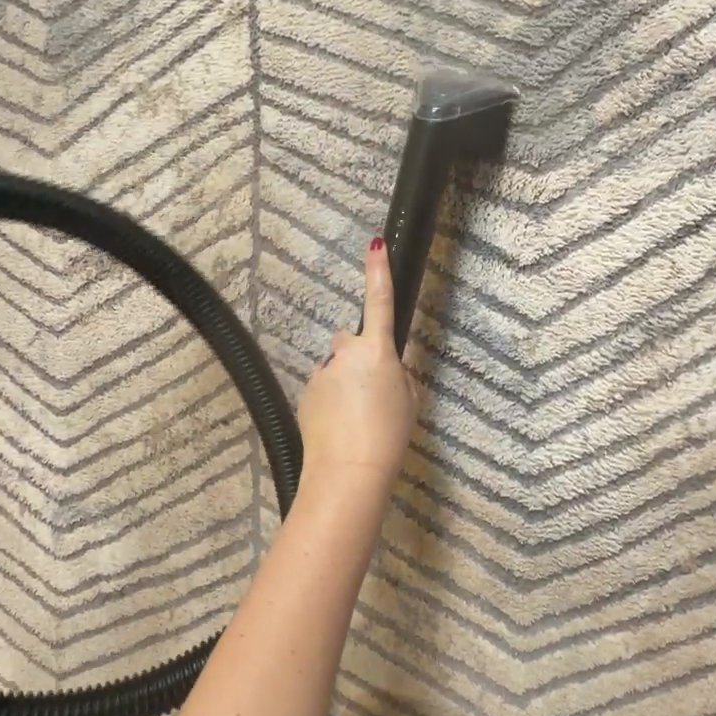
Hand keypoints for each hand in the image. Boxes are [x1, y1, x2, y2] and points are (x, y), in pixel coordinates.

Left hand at [296, 237, 418, 497]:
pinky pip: (324, 388)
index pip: (380, 301)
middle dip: (361, 355)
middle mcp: (345, 353)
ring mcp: (321, 373)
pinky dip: (333, 402)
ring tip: (357, 419)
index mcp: (377, 351)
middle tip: (374, 392)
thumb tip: (385, 367)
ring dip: (346, 383)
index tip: (375, 243)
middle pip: (352, 341)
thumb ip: (399, 374)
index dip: (378, 271)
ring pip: (338, 368)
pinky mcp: (305, 394)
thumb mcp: (410, 400)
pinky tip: (341, 427)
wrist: (347, 471)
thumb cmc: (388, 435)